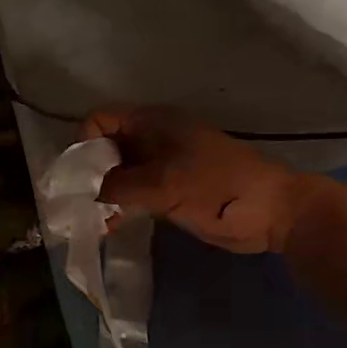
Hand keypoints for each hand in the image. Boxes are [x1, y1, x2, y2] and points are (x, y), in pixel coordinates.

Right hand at [81, 108, 316, 253]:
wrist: (271, 212)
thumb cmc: (218, 188)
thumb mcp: (163, 185)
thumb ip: (119, 186)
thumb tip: (87, 195)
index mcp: (153, 122)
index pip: (101, 120)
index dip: (83, 143)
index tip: (75, 176)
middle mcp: (154, 138)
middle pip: (107, 146)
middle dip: (88, 172)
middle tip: (75, 204)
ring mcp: (163, 164)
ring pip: (120, 172)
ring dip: (103, 192)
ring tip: (86, 221)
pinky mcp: (172, 189)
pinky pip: (136, 192)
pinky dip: (121, 205)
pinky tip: (109, 227)